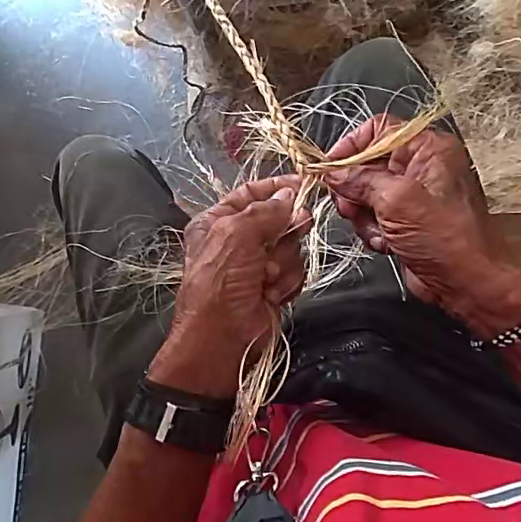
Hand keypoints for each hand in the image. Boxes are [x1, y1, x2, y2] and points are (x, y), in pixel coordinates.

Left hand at [148, 175, 311, 396]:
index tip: (303, 183)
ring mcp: (256, 265)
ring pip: (291, 247)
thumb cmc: (219, 283)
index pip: (251, 193)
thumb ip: (265, 210)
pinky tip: (271, 293)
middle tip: (293, 231)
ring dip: (283, 262)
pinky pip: (296, 271)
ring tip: (266, 278)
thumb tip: (289, 195)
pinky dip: (287, 282)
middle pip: (278, 219)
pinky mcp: (274, 286)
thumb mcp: (236, 234)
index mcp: (217, 222)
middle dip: (285, 230)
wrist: (223, 338)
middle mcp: (236, 241)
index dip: (277, 187)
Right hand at [320, 115, 520, 336]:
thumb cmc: (446, 238)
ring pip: (365, 194)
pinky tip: (387, 243)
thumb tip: (331, 171)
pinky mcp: (406, 220)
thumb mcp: (397, 201)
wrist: (467, 283)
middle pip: (366, 164)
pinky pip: (373, 217)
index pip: (378, 130)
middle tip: (351, 208)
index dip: (350, 146)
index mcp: (428, 148)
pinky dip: (373, 231)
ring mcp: (413, 195)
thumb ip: (360, 179)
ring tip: (380, 232)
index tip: (330, 169)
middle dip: (353, 190)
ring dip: (363, 216)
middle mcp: (421, 166)